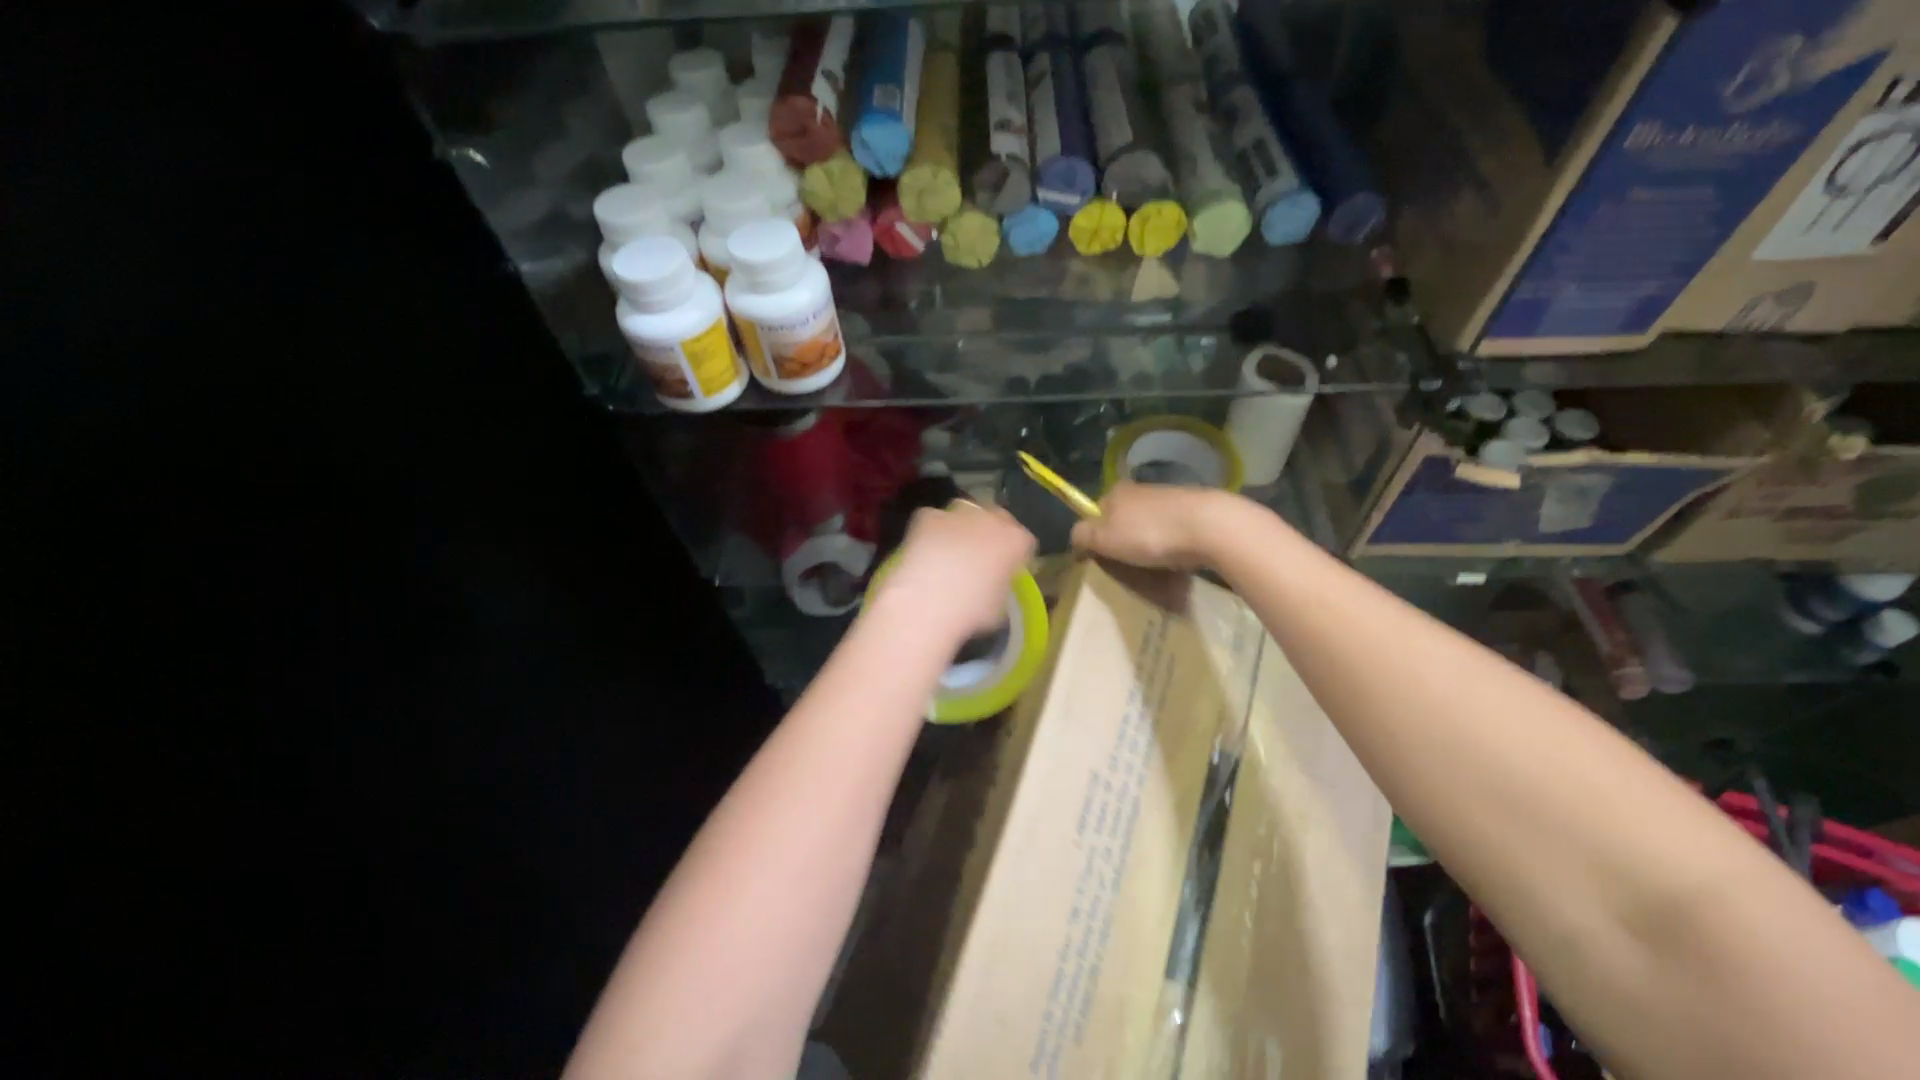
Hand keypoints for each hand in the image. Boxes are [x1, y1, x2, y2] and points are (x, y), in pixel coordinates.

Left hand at [877, 502, 1035, 640]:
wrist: (927, 603)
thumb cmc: (970, 612)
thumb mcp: (999, 605)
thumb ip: (1002, 583)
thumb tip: (994, 581)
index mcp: (1017, 542)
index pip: (1024, 541)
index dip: (1014, 554)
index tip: (1006, 567)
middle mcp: (992, 519)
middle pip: (997, 518)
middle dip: (991, 532)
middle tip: (978, 555)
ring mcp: (960, 514)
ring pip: (966, 512)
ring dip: (964, 526)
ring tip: (951, 549)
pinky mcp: (929, 515)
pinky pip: (935, 519)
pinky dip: (933, 530)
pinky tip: (926, 549)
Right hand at [1070, 483, 1227, 569]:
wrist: (1210, 527)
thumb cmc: (1149, 533)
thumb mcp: (1104, 538)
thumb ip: (1083, 535)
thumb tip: (1076, 536)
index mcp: (1116, 492)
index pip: (1096, 514)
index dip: (1096, 539)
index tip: (1103, 562)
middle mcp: (1141, 490)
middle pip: (1124, 523)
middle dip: (1125, 547)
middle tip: (1129, 572)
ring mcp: (1169, 500)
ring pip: (1149, 530)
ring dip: (1150, 551)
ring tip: (1156, 576)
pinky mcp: (1194, 512)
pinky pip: (1174, 536)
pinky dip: (1172, 552)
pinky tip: (1178, 569)